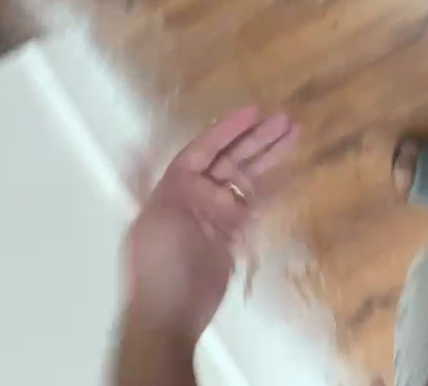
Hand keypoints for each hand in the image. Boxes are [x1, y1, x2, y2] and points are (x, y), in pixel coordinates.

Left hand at [123, 107, 297, 342]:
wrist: (171, 315)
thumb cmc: (160, 264)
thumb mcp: (154, 218)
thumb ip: (145, 180)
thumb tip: (131, 147)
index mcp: (176, 188)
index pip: (204, 150)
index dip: (228, 130)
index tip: (254, 112)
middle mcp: (199, 195)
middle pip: (232, 158)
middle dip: (258, 138)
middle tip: (286, 119)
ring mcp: (218, 213)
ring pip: (248, 175)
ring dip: (271, 155)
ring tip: (296, 133)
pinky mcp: (234, 231)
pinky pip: (258, 200)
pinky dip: (275, 184)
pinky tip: (291, 168)